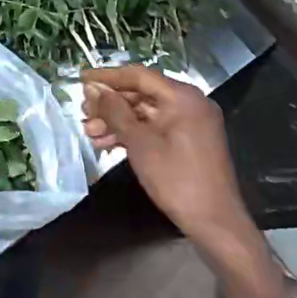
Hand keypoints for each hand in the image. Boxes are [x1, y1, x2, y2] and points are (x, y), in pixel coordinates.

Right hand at [81, 67, 285, 297]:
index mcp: (183, 96)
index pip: (138, 75)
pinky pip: (157, 127)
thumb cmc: (176, 180)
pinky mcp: (190, 140)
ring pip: (147, 113)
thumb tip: (93, 88)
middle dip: (110, 104)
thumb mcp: (140, 144)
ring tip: (90, 132)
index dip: (107, 76)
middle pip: (142, 94)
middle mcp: (190, 102)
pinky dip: (134, 133)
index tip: (81, 78)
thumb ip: (115, 112)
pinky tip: (109, 143)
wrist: (215, 222)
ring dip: (118, 121)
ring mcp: (192, 122)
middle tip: (83, 113)